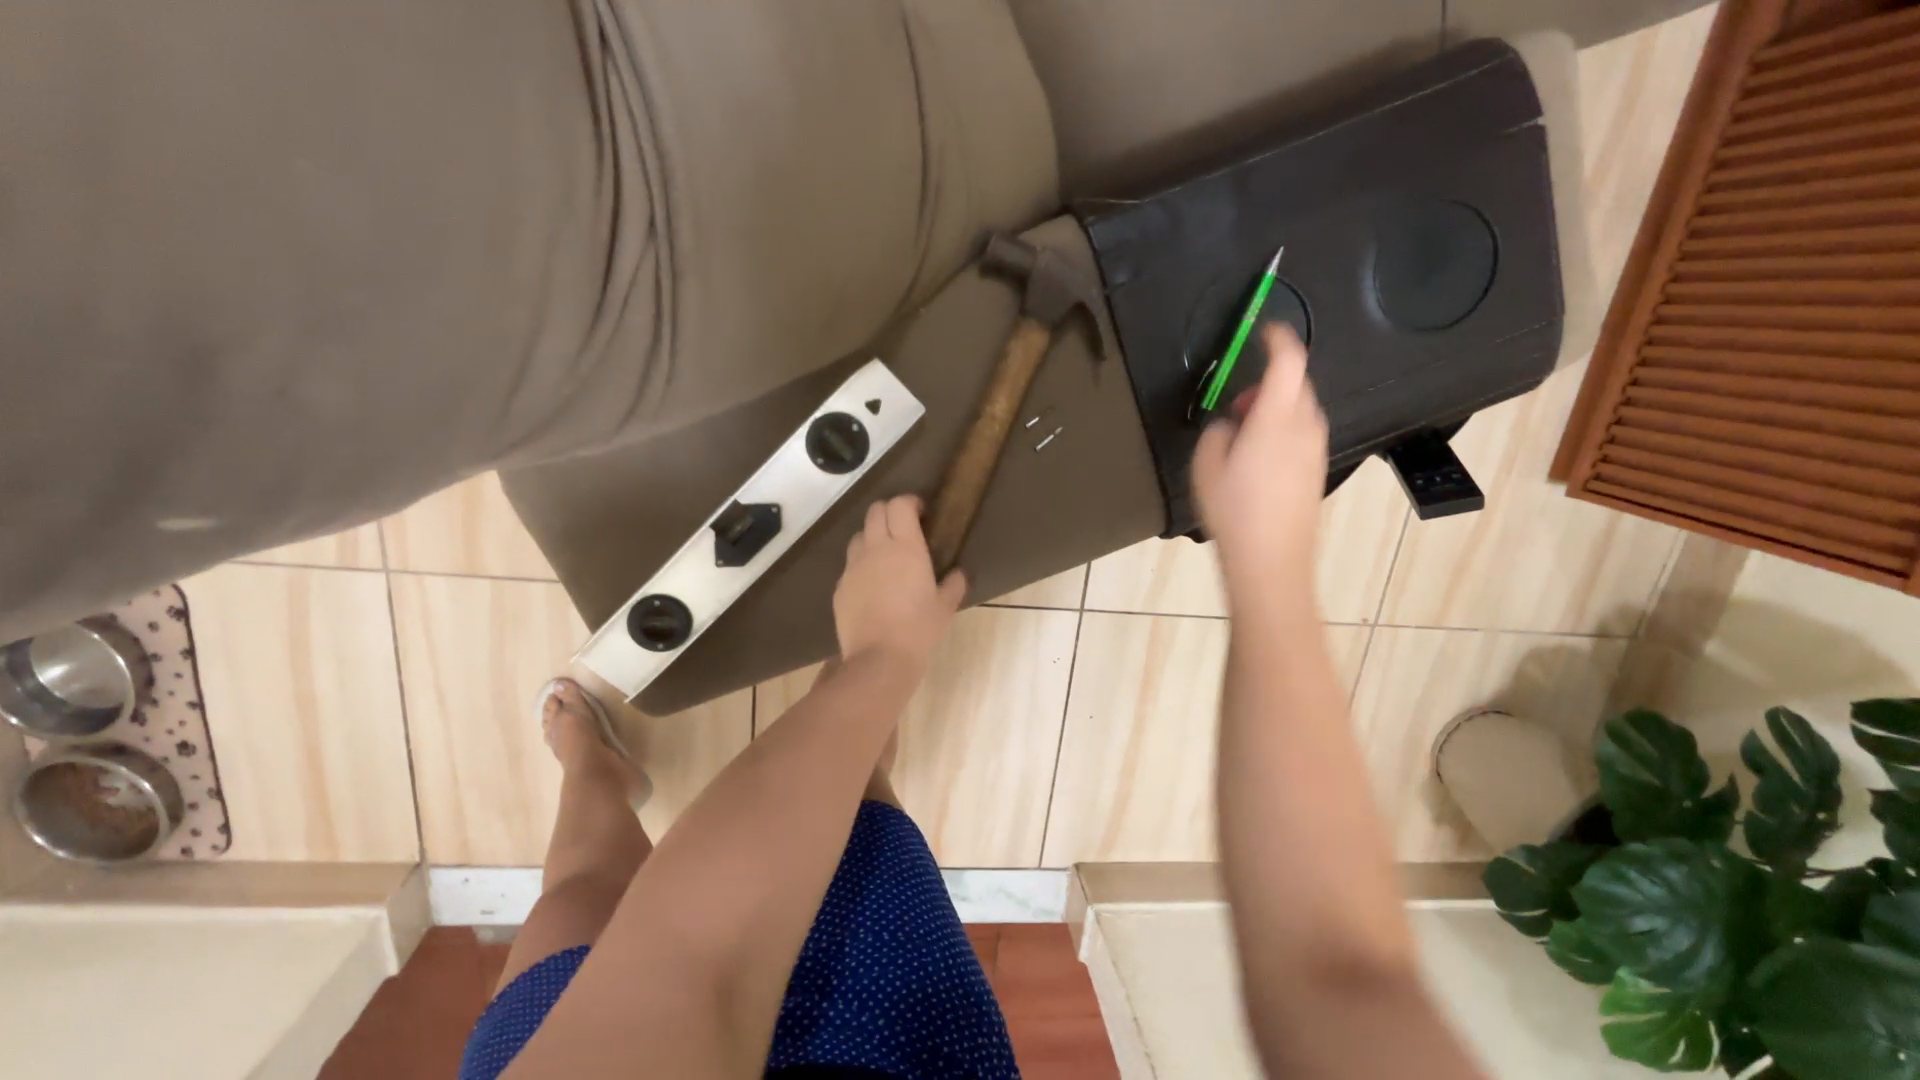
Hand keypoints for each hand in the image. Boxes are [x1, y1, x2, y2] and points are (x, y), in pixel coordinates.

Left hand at [833, 496, 967, 672]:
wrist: (878, 660)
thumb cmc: (919, 630)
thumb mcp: (945, 608)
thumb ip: (953, 584)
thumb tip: (958, 573)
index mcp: (905, 547)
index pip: (900, 505)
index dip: (910, 502)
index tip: (922, 513)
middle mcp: (876, 549)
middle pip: (875, 511)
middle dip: (889, 512)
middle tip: (905, 529)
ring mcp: (853, 568)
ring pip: (858, 536)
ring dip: (872, 536)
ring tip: (886, 556)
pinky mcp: (840, 587)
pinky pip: (850, 566)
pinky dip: (861, 565)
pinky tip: (872, 586)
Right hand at [1191, 324, 1328, 611]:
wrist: (1271, 561)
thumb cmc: (1234, 510)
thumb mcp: (1206, 465)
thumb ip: (1219, 432)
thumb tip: (1230, 425)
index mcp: (1277, 417)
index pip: (1288, 361)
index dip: (1277, 339)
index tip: (1264, 331)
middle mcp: (1305, 426)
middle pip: (1296, 384)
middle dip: (1270, 381)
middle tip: (1239, 403)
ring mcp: (1316, 450)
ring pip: (1301, 410)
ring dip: (1277, 408)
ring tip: (1244, 435)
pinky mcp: (1317, 471)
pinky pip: (1303, 434)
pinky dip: (1284, 431)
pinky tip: (1259, 459)